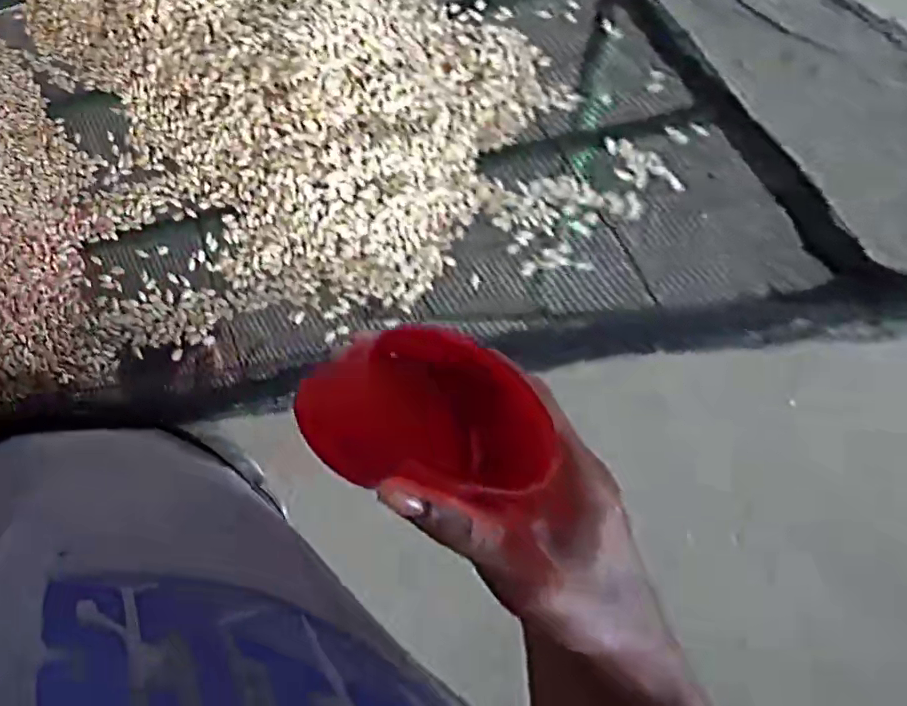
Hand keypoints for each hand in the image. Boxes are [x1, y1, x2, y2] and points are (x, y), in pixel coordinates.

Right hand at [374, 373, 678, 659]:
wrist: (614, 652)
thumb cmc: (577, 602)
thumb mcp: (514, 563)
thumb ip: (452, 524)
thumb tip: (385, 488)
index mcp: (568, 458)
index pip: (519, 385)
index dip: (467, 356)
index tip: (413, 342)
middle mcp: (553, 452)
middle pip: (494, 389)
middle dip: (438, 365)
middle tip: (381, 352)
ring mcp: (537, 468)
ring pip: (483, 409)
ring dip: (437, 387)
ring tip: (384, 374)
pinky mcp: (517, 484)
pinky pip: (475, 433)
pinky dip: (440, 416)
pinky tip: (408, 420)